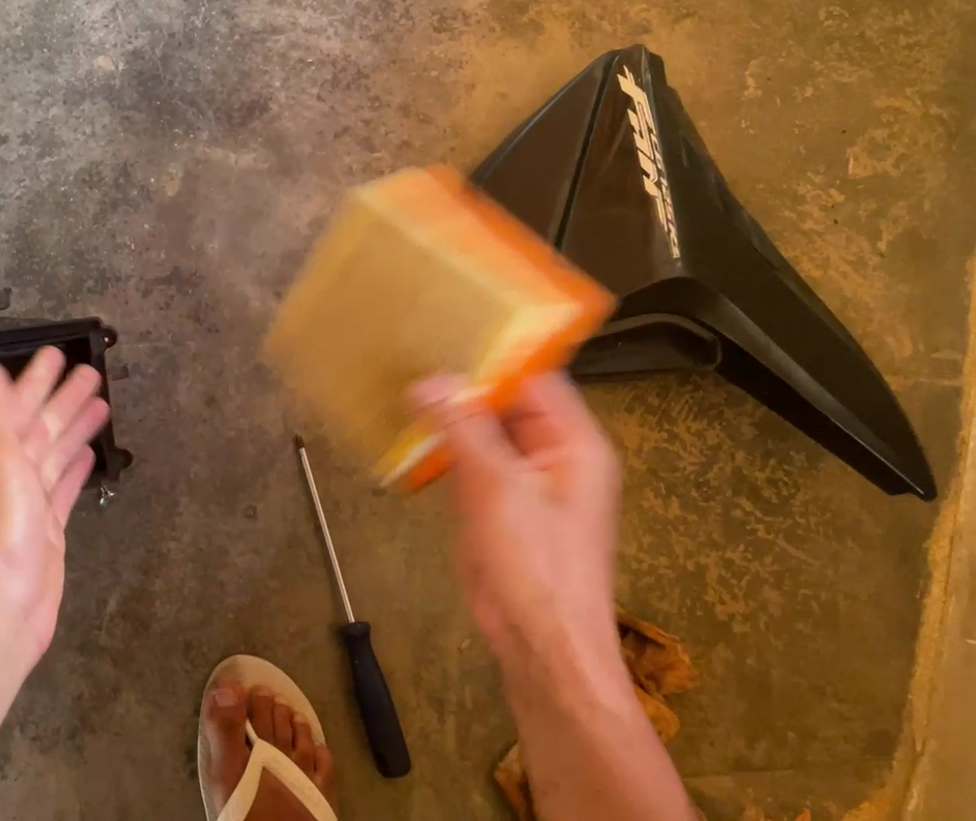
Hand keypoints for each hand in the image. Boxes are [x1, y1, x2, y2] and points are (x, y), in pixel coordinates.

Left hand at [0, 348, 109, 672]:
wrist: (3, 611)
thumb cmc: (0, 535)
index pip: (16, 406)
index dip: (36, 379)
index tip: (56, 354)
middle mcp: (6, 474)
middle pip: (39, 425)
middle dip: (62, 397)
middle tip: (91, 371)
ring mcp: (27, 502)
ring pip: (54, 452)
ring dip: (74, 426)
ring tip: (100, 403)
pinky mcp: (47, 527)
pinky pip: (63, 485)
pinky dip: (75, 466)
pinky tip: (90, 454)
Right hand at [409, 372, 622, 676]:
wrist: (540, 644)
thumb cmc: (535, 565)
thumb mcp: (498, 488)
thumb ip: (462, 428)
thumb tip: (428, 380)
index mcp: (572, 442)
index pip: (534, 379)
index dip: (493, 356)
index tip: (443, 332)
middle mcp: (552, 453)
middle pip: (507, 402)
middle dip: (463, 383)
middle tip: (411, 352)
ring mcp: (524, 478)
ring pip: (485, 430)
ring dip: (450, 414)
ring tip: (403, 380)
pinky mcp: (498, 501)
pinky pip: (471, 459)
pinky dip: (444, 446)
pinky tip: (410, 429)